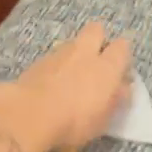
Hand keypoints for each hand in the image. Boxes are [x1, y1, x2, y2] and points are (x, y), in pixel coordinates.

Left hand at [2, 21, 132, 151]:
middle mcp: (85, 52)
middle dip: (98, 40)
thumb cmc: (74, 121)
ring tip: (71, 77)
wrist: (28, 115)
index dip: (122, 56)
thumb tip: (122, 88)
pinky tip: (51, 85)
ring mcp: (59, 54)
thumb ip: (115, 99)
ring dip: (75, 54)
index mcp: (107, 66)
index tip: (119, 71)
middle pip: (96, 30)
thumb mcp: (103, 119)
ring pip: (72, 43)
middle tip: (96, 63)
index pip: (122, 46)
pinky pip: (53, 57)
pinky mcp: (37, 61)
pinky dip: (55, 67)